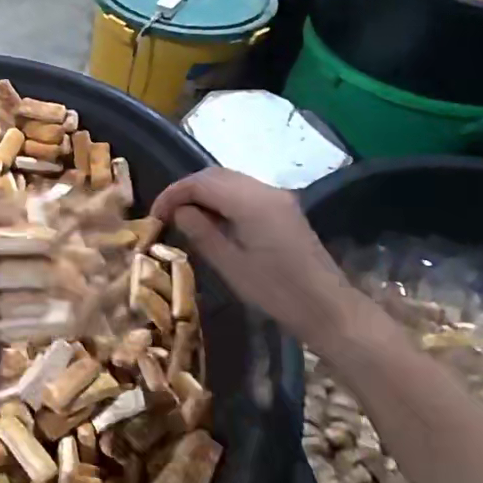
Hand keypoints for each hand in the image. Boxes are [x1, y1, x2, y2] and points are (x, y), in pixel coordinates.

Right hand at [150, 169, 355, 339]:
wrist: (327, 307)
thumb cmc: (276, 292)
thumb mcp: (231, 266)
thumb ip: (202, 232)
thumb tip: (180, 211)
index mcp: (252, 203)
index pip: (201, 183)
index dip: (173, 194)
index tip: (155, 215)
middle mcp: (266, 191)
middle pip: (215, 175)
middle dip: (185, 190)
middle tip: (165, 215)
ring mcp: (277, 197)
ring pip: (229, 180)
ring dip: (202, 193)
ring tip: (182, 217)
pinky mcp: (283, 208)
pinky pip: (243, 191)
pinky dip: (220, 198)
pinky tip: (210, 221)